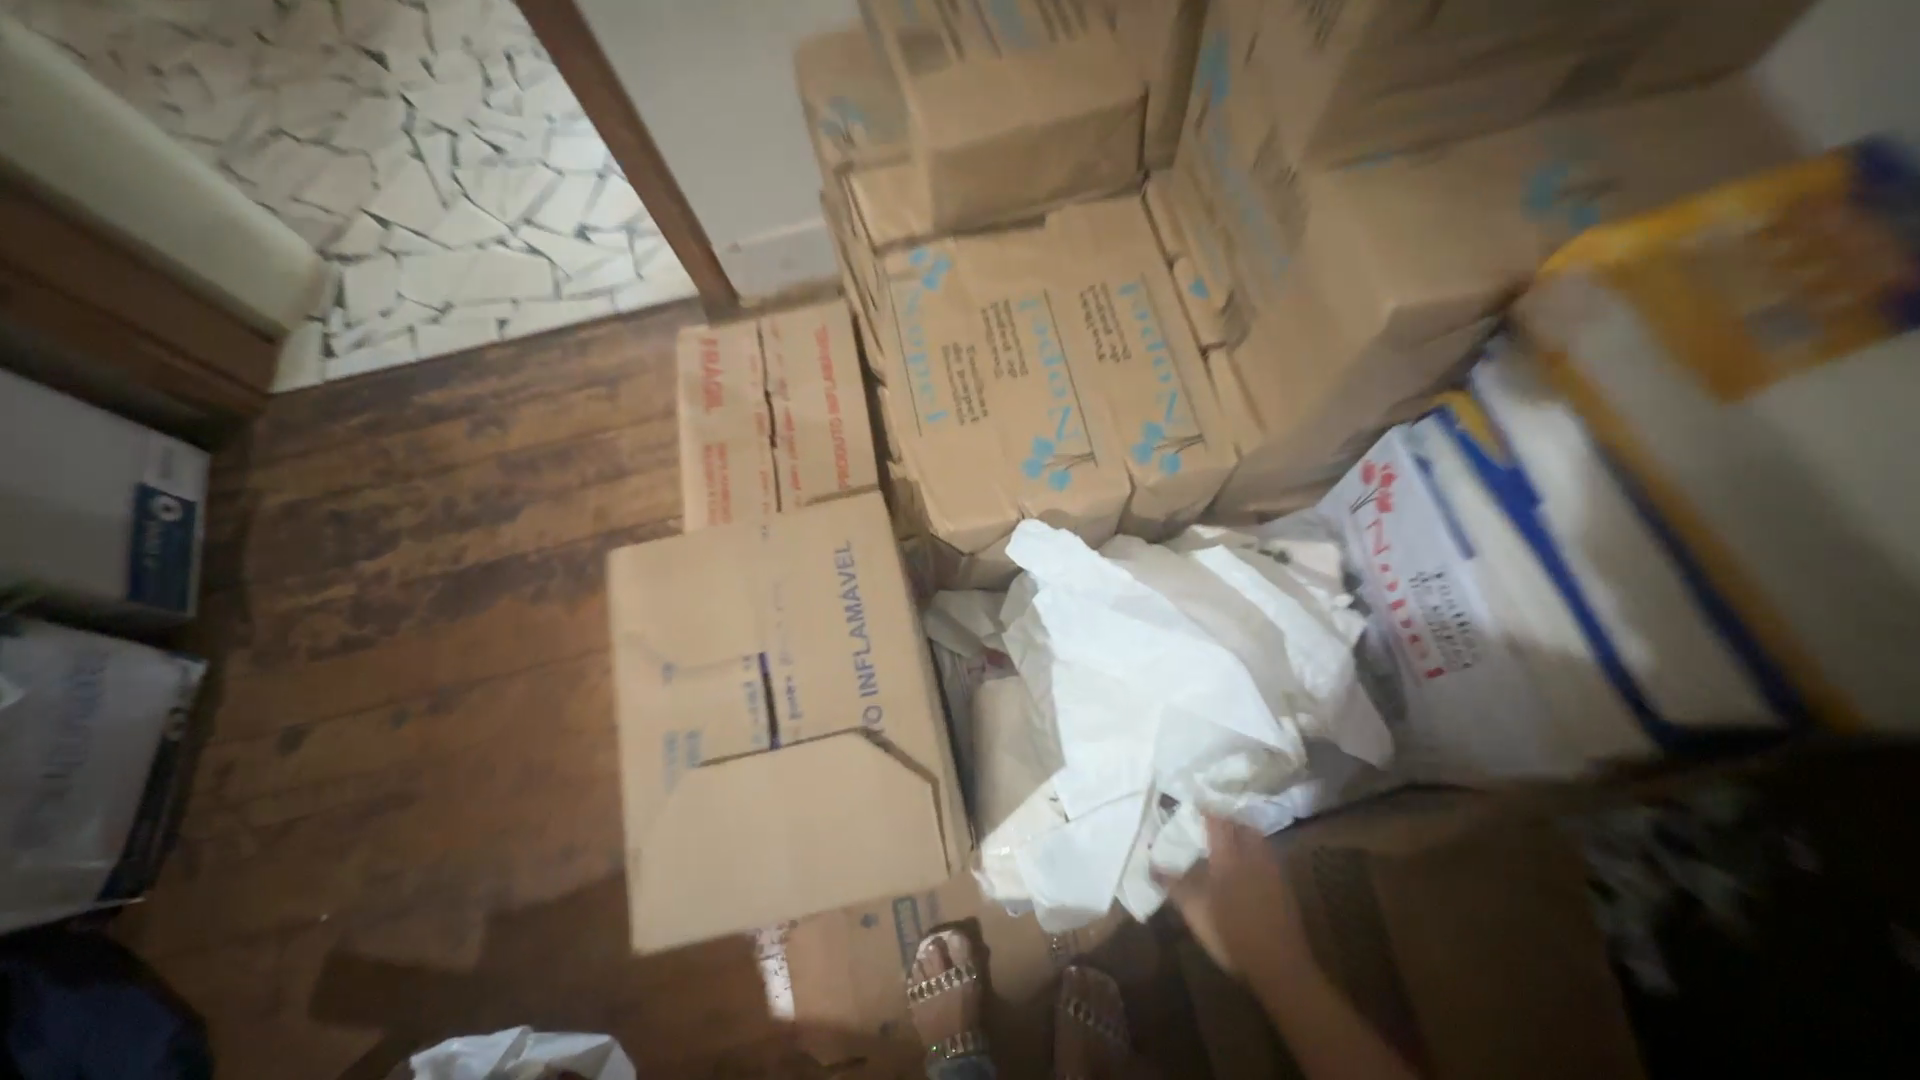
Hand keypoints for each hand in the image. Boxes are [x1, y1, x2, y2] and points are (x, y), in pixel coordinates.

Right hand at [1165, 815, 1308, 980]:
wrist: (1280, 966)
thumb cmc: (1231, 934)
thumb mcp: (1194, 911)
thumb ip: (1174, 884)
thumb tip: (1152, 866)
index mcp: (1229, 855)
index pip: (1217, 820)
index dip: (1204, 809)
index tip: (1191, 805)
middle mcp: (1254, 855)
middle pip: (1241, 824)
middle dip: (1226, 820)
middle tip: (1208, 824)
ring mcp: (1273, 870)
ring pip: (1257, 839)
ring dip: (1241, 834)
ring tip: (1225, 844)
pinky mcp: (1284, 887)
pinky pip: (1266, 856)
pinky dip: (1253, 852)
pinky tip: (1244, 869)